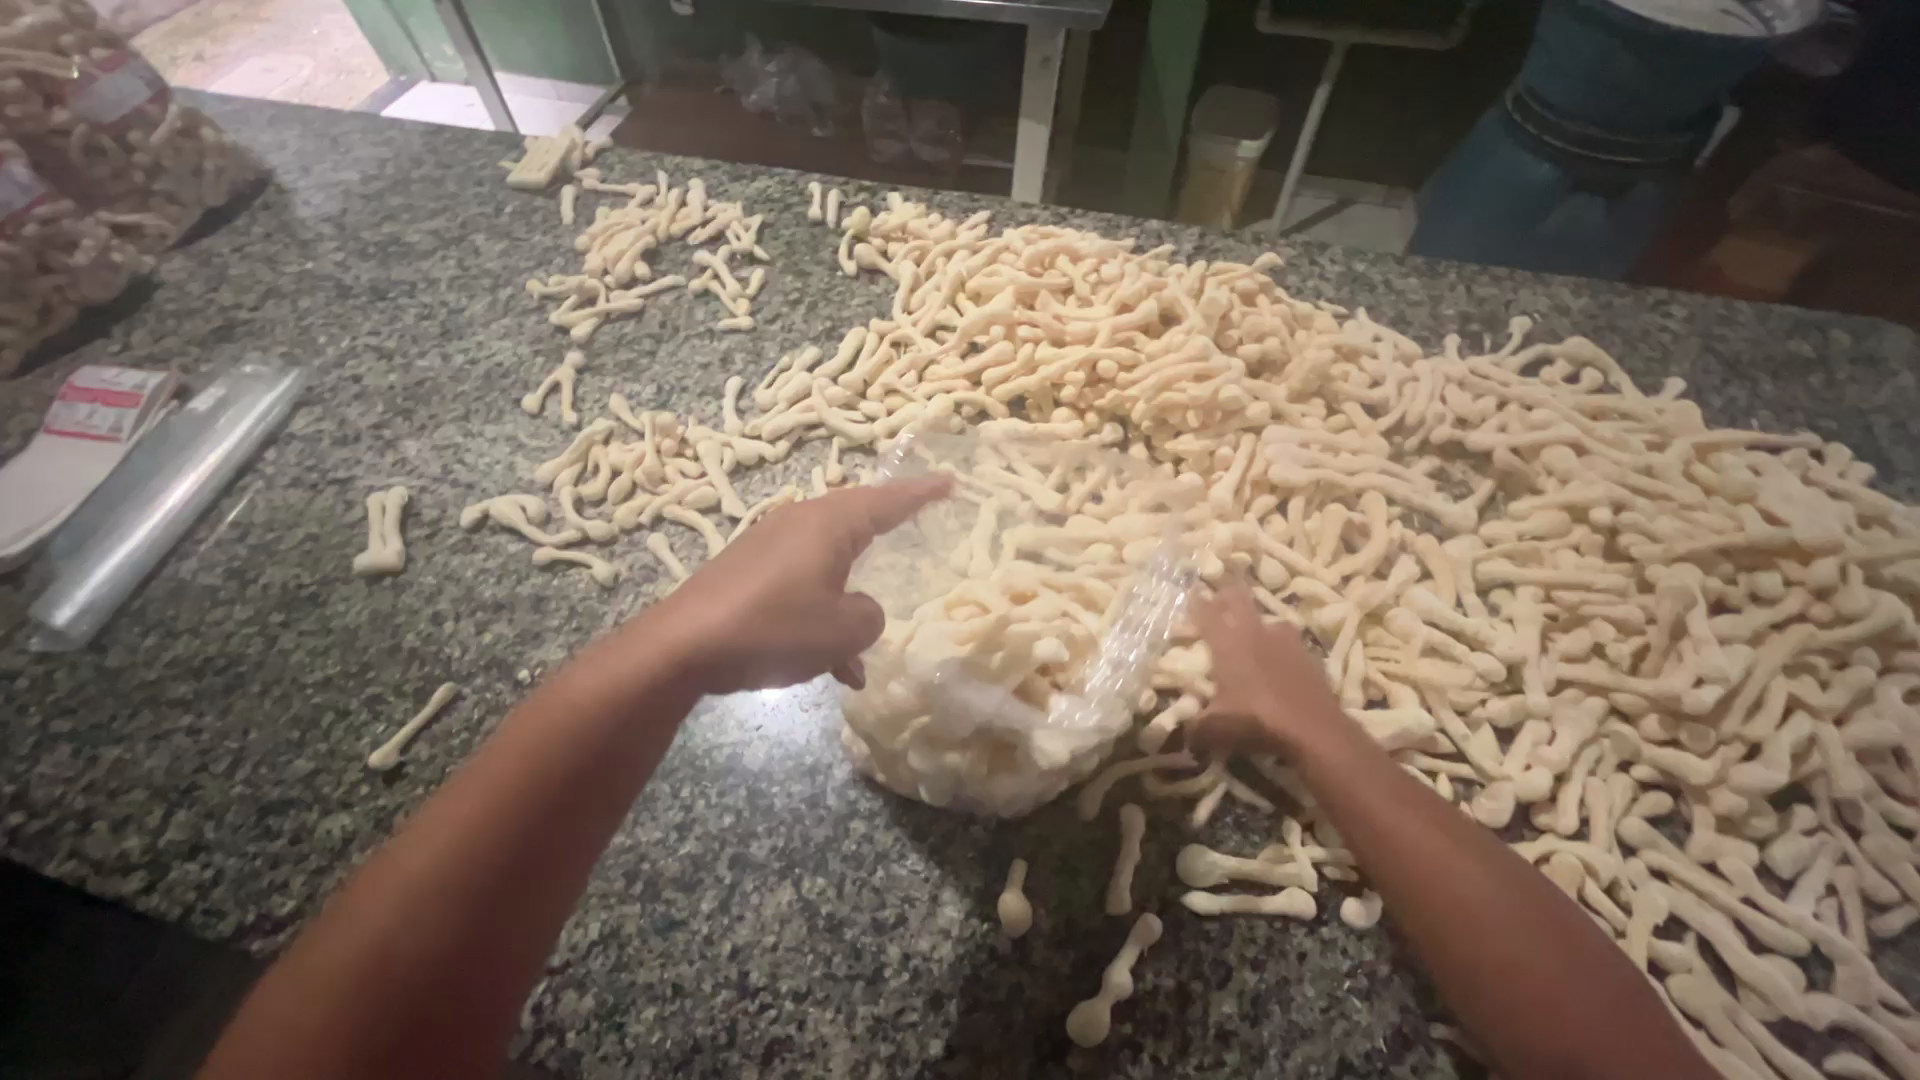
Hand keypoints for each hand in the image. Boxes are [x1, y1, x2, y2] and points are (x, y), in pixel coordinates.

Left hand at [645, 476, 949, 695]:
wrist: (683, 647)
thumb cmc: (774, 628)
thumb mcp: (843, 630)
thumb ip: (870, 616)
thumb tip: (861, 610)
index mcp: (829, 525)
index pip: (887, 500)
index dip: (921, 493)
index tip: (949, 481)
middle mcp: (800, 524)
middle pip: (856, 520)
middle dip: (887, 529)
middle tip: (918, 519)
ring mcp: (770, 548)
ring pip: (829, 564)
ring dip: (849, 601)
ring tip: (862, 650)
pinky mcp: (749, 574)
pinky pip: (801, 587)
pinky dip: (820, 618)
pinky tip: (829, 668)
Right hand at [1187, 583, 1347, 754]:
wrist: (1313, 730)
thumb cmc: (1255, 722)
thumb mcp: (1214, 731)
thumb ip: (1195, 728)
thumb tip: (1186, 733)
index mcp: (1226, 643)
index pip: (1205, 611)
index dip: (1196, 600)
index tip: (1190, 593)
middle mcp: (1254, 633)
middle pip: (1237, 598)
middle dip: (1225, 593)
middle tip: (1218, 597)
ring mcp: (1285, 641)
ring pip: (1268, 618)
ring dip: (1257, 621)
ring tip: (1252, 632)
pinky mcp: (1308, 655)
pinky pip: (1290, 641)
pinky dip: (1281, 646)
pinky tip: (1280, 660)